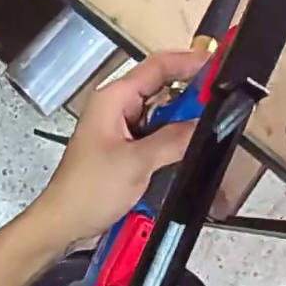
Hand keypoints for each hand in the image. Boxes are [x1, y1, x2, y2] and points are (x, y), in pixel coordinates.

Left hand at [24, 50, 205, 246]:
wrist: (65, 223)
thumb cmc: (86, 191)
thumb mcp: (136, 163)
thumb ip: (174, 140)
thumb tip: (202, 126)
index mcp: (114, 99)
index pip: (158, 66)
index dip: (190, 62)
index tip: (218, 66)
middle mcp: (117, 108)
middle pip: (162, 89)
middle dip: (191, 96)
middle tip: (220, 105)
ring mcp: (121, 130)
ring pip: (162, 115)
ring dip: (182, 121)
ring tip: (208, 128)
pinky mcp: (126, 150)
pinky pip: (156, 137)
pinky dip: (173, 140)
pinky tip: (188, 149)